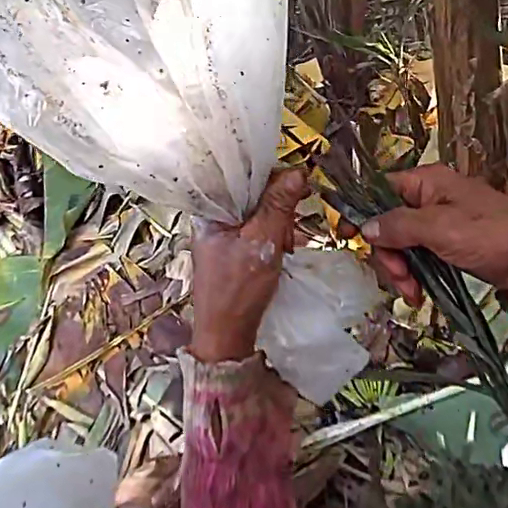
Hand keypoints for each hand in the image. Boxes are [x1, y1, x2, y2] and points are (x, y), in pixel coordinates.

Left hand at [189, 169, 310, 362]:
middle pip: (251, 192)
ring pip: (257, 210)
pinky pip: (255, 226)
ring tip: (288, 243)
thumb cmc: (238, 290)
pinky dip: (272, 233)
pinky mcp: (230, 245)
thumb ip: (278, 205)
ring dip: (278, 222)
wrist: (226, 336)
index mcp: (209, 209)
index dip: (272, 177)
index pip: (241, 174)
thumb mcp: (263, 242)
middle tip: (293, 225)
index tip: (299, 184)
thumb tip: (296, 171)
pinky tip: (283, 247)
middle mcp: (211, 215)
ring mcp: (220, 231)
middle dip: (278, 205)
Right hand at [360, 165, 507, 296]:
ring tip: (412, 293)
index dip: (360, 212)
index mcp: (424, 183)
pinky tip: (419, 293)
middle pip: (387, 224)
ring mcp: (436, 223)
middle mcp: (427, 199)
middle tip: (400, 278)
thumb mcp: (439, 227)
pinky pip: (418, 258)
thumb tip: (366, 228)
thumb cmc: (487, 232)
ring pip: (400, 245)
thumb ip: (399, 226)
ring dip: (401, 270)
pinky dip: (415, 275)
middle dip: (389, 255)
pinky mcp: (446, 245)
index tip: (346, 235)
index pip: (378, 190)